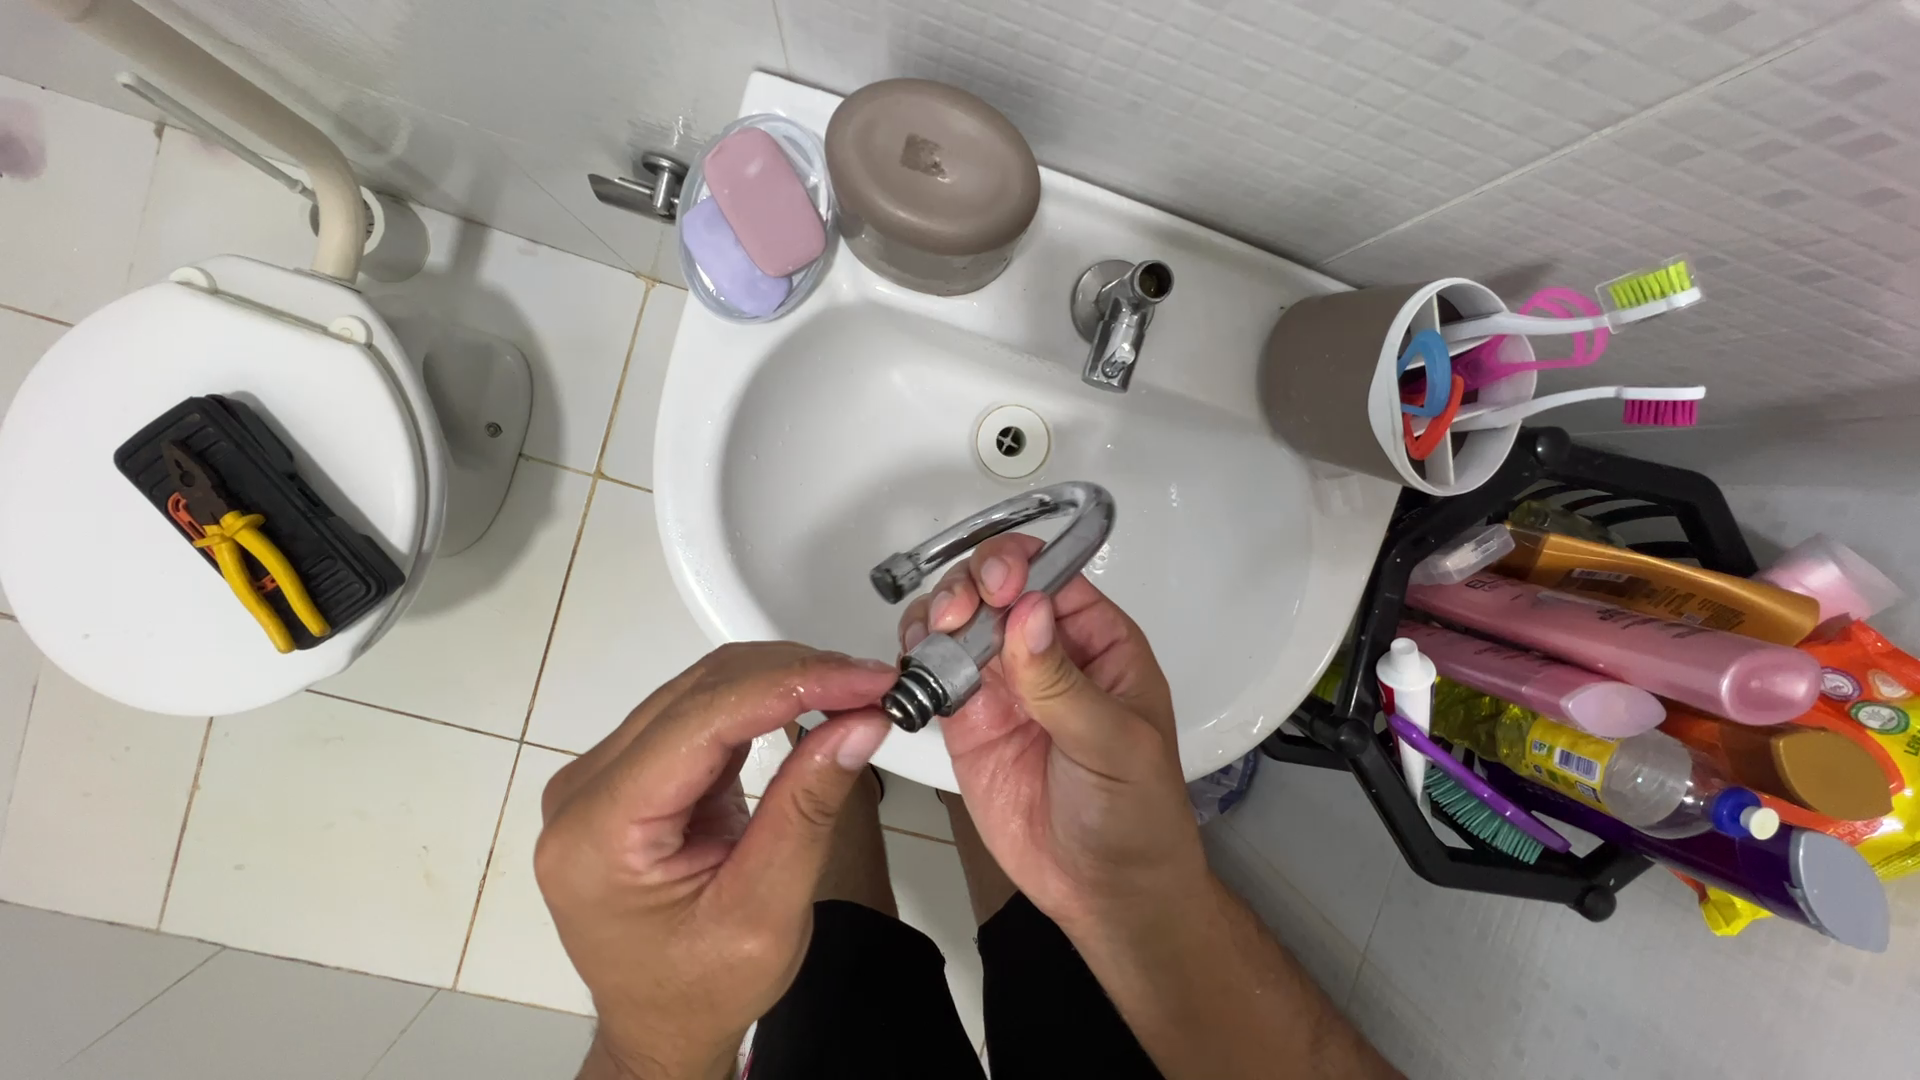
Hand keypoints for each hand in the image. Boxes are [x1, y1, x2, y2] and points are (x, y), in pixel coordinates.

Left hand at [535, 643, 896, 1079]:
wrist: (661, 1027)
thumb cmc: (703, 991)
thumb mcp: (767, 912)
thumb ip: (808, 808)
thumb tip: (859, 722)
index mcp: (599, 832)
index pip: (703, 720)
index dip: (792, 684)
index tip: (866, 679)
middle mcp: (588, 788)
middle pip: (701, 692)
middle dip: (796, 674)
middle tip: (872, 684)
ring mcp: (607, 775)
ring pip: (706, 689)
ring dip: (785, 679)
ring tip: (853, 690)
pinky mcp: (635, 771)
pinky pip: (706, 711)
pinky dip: (767, 700)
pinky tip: (813, 701)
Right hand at [898, 535, 1208, 933]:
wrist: (1102, 891)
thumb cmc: (1135, 812)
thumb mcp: (1116, 744)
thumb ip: (1066, 683)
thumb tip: (1029, 612)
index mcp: (1096, 641)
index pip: (1052, 576)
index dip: (1020, 567)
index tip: (997, 586)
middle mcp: (1044, 651)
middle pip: (996, 587)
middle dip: (970, 586)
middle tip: (958, 616)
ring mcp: (1002, 682)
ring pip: (959, 620)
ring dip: (938, 614)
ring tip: (933, 639)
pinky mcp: (966, 717)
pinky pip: (934, 670)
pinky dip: (916, 657)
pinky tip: (915, 664)